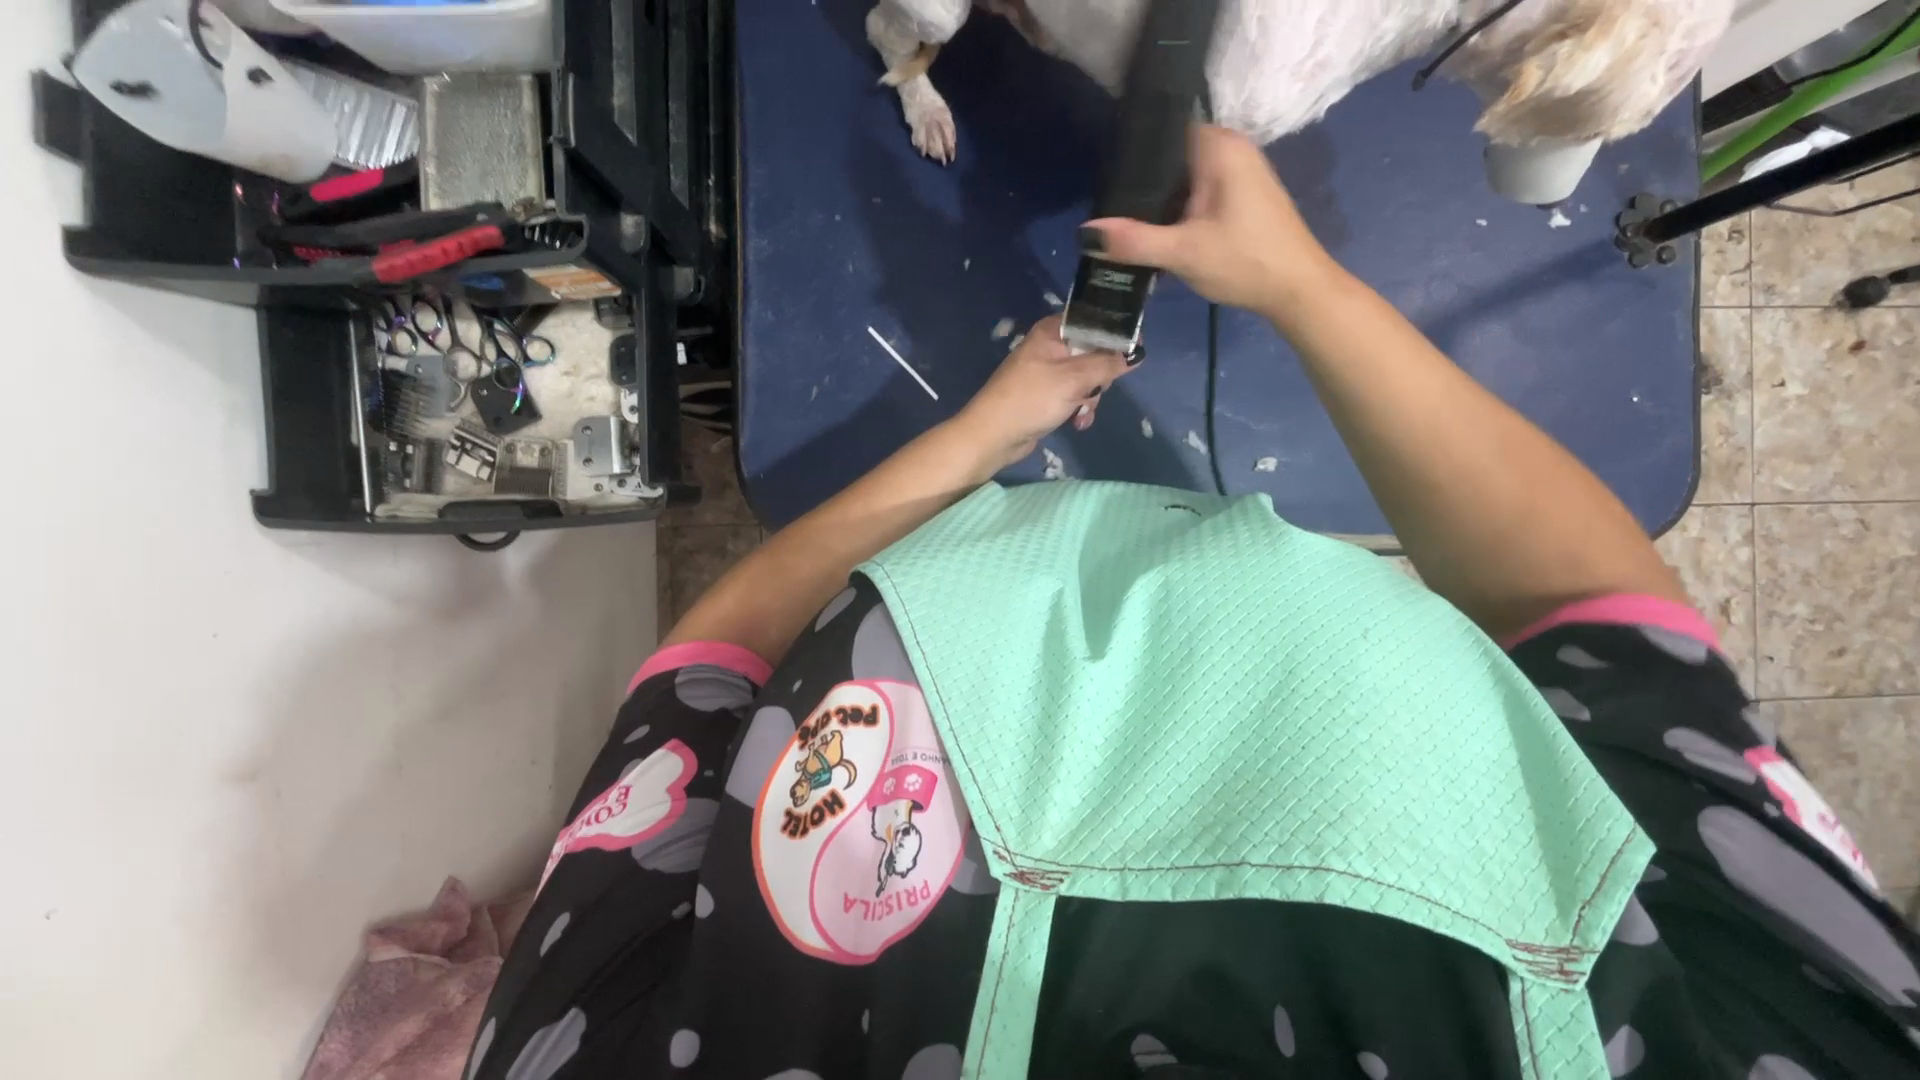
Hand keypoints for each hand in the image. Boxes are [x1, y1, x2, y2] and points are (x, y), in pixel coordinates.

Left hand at [949, 316, 1133, 471]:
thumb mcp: (1074, 379)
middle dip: (1101, 376)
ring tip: (1081, 412)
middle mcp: (1051, 347)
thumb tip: (1136, 353)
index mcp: (1053, 331)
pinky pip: (1074, 397)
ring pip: (1087, 379)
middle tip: (1095, 389)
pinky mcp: (1047, 397)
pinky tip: (1076, 423)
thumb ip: (1107, 364)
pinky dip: (1079, 410)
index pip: (1094, 321)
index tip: (1133, 351)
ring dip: (1090, 398)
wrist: (993, 436)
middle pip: (1094, 353)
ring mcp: (1048, 373)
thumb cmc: (1031, 400)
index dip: (1115, 335)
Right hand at [1078, 125, 1341, 319]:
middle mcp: (1231, 148)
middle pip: (1171, 156)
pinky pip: (1199, 191)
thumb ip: (1133, 241)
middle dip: (1142, 182)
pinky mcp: (1242, 196)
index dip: (1132, 153)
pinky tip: (1160, 231)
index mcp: (1218, 147)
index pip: (1163, 131)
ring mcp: (1240, 171)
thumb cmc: (1245, 262)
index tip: (1104, 177)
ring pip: (1184, 177)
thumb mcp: (1182, 253)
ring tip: (1126, 221)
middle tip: (1109, 207)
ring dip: (1160, 199)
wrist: (1298, 291)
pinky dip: (1179, 208)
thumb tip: (1086, 233)